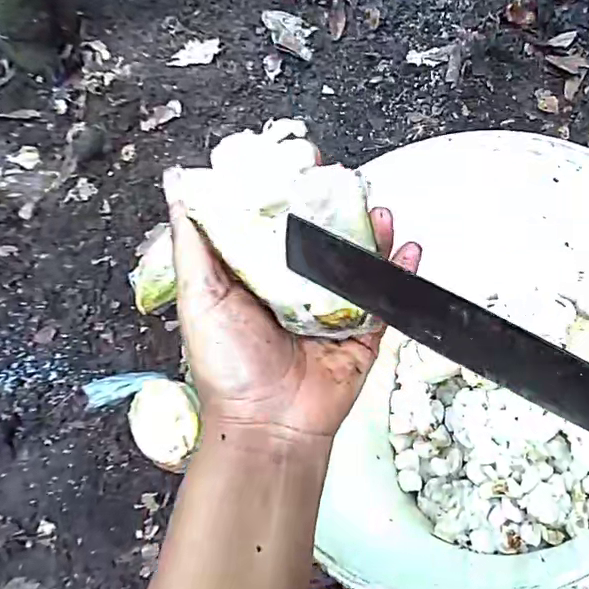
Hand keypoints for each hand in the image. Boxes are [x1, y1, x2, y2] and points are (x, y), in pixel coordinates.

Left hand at [162, 197, 419, 443]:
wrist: (271, 423)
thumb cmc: (229, 367)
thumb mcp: (199, 297)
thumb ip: (193, 243)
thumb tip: (181, 188)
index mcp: (259, 273)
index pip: (279, 221)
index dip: (292, 191)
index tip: (301, 166)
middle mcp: (298, 286)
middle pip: (326, 235)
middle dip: (340, 207)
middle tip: (346, 185)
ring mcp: (334, 307)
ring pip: (359, 260)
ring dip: (374, 233)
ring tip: (378, 213)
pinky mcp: (363, 329)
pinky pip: (385, 295)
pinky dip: (400, 271)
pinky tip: (406, 250)